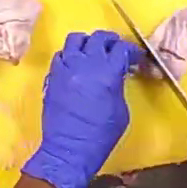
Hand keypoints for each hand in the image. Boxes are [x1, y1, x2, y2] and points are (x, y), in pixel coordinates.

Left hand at [23, 30, 139, 187]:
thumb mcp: (121, 110)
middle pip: (98, 38)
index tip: (134, 57)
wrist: (69, 149)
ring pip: (75, 40)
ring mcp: (65, 68)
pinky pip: (60, 56)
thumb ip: (118, 86)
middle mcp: (85, 64)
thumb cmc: (101, 135)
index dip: (131, 51)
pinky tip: (75, 65)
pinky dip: (70, 55)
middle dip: (110, 41)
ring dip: (87, 43)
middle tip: (115, 48)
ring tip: (92, 51)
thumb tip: (116, 76)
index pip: (121, 49)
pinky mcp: (52, 76)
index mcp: (107, 73)